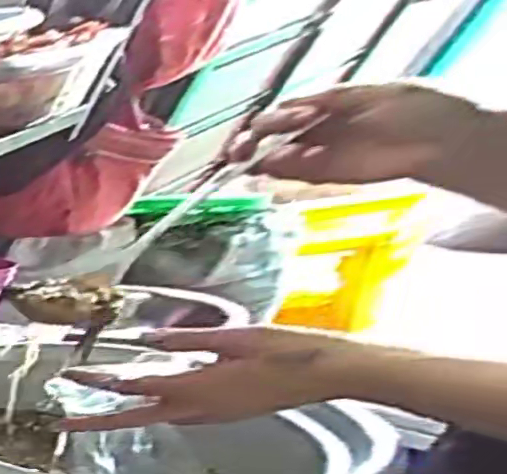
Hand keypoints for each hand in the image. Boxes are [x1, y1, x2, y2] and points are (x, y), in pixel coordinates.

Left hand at [59, 326, 411, 431]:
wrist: (338, 374)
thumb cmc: (292, 351)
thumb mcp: (236, 336)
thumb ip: (186, 339)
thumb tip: (145, 337)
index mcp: (190, 388)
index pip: (128, 386)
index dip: (96, 380)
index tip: (70, 376)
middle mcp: (189, 410)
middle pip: (127, 419)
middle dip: (91, 422)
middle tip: (59, 426)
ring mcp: (202, 417)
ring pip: (148, 418)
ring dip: (118, 415)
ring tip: (89, 411)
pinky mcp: (215, 416)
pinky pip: (171, 414)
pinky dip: (148, 408)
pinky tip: (143, 399)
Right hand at [226, 82, 490, 188]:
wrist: (436, 142)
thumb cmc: (413, 110)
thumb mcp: (373, 93)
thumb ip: (329, 99)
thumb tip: (283, 110)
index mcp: (319, 108)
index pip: (278, 113)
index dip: (271, 119)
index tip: (289, 121)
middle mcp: (305, 130)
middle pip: (259, 136)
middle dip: (245, 142)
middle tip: (242, 153)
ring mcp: (304, 154)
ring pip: (260, 157)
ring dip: (251, 158)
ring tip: (250, 162)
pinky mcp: (307, 175)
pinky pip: (279, 172)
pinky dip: (279, 169)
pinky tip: (300, 164)